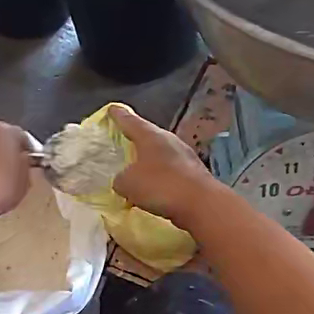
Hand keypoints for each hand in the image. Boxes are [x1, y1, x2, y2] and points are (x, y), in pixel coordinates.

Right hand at [108, 105, 216, 222]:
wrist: (202, 204)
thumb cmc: (161, 186)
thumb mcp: (128, 184)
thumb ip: (121, 179)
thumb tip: (123, 180)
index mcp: (150, 136)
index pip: (130, 120)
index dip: (119, 115)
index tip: (112, 109)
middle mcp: (169, 140)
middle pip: (148, 135)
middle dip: (136, 138)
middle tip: (124, 141)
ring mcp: (185, 156)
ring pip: (161, 154)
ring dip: (150, 161)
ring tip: (137, 169)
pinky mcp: (194, 174)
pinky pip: (171, 171)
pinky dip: (161, 177)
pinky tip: (156, 189)